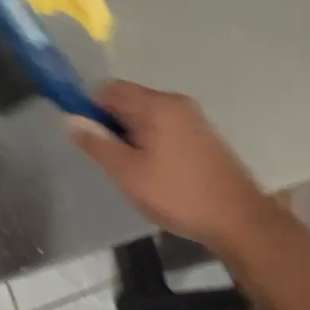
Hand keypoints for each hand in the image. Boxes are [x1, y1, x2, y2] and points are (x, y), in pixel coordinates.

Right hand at [69, 81, 281, 253]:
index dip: (90, 108)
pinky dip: (151, 138)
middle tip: (112, 158)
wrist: (240, 221)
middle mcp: (175, 102)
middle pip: (129, 98)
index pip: (108, 89)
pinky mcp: (203, 133)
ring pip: (146, 113)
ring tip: (133, 167)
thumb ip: (96, 143)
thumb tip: (69, 119)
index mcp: (155, 105)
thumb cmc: (177, 195)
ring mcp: (193, 116)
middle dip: (112, 122)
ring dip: (132, 132)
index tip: (88, 137)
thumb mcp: (127, 173)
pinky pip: (164, 124)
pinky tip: (156, 168)